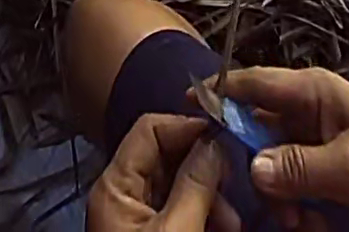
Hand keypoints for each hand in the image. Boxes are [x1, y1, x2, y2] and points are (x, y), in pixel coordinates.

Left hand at [88, 113, 231, 231]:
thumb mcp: (176, 231)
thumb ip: (196, 182)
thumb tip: (215, 140)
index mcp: (115, 185)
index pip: (150, 128)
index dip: (187, 126)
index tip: (223, 136)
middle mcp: (122, 194)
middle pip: (168, 156)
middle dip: (205, 167)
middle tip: (234, 183)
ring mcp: (135, 219)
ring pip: (178, 185)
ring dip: (210, 196)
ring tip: (233, 220)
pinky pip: (179, 212)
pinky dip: (203, 215)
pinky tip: (222, 226)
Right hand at [218, 68, 348, 231]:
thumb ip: (300, 165)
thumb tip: (252, 165)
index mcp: (315, 91)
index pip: (256, 82)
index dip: (222, 91)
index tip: (189, 105)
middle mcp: (311, 111)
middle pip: (258, 128)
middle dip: (249, 162)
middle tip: (244, 196)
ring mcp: (318, 141)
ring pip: (273, 161)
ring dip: (273, 191)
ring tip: (291, 218)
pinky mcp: (326, 170)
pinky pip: (292, 182)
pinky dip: (290, 202)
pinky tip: (302, 222)